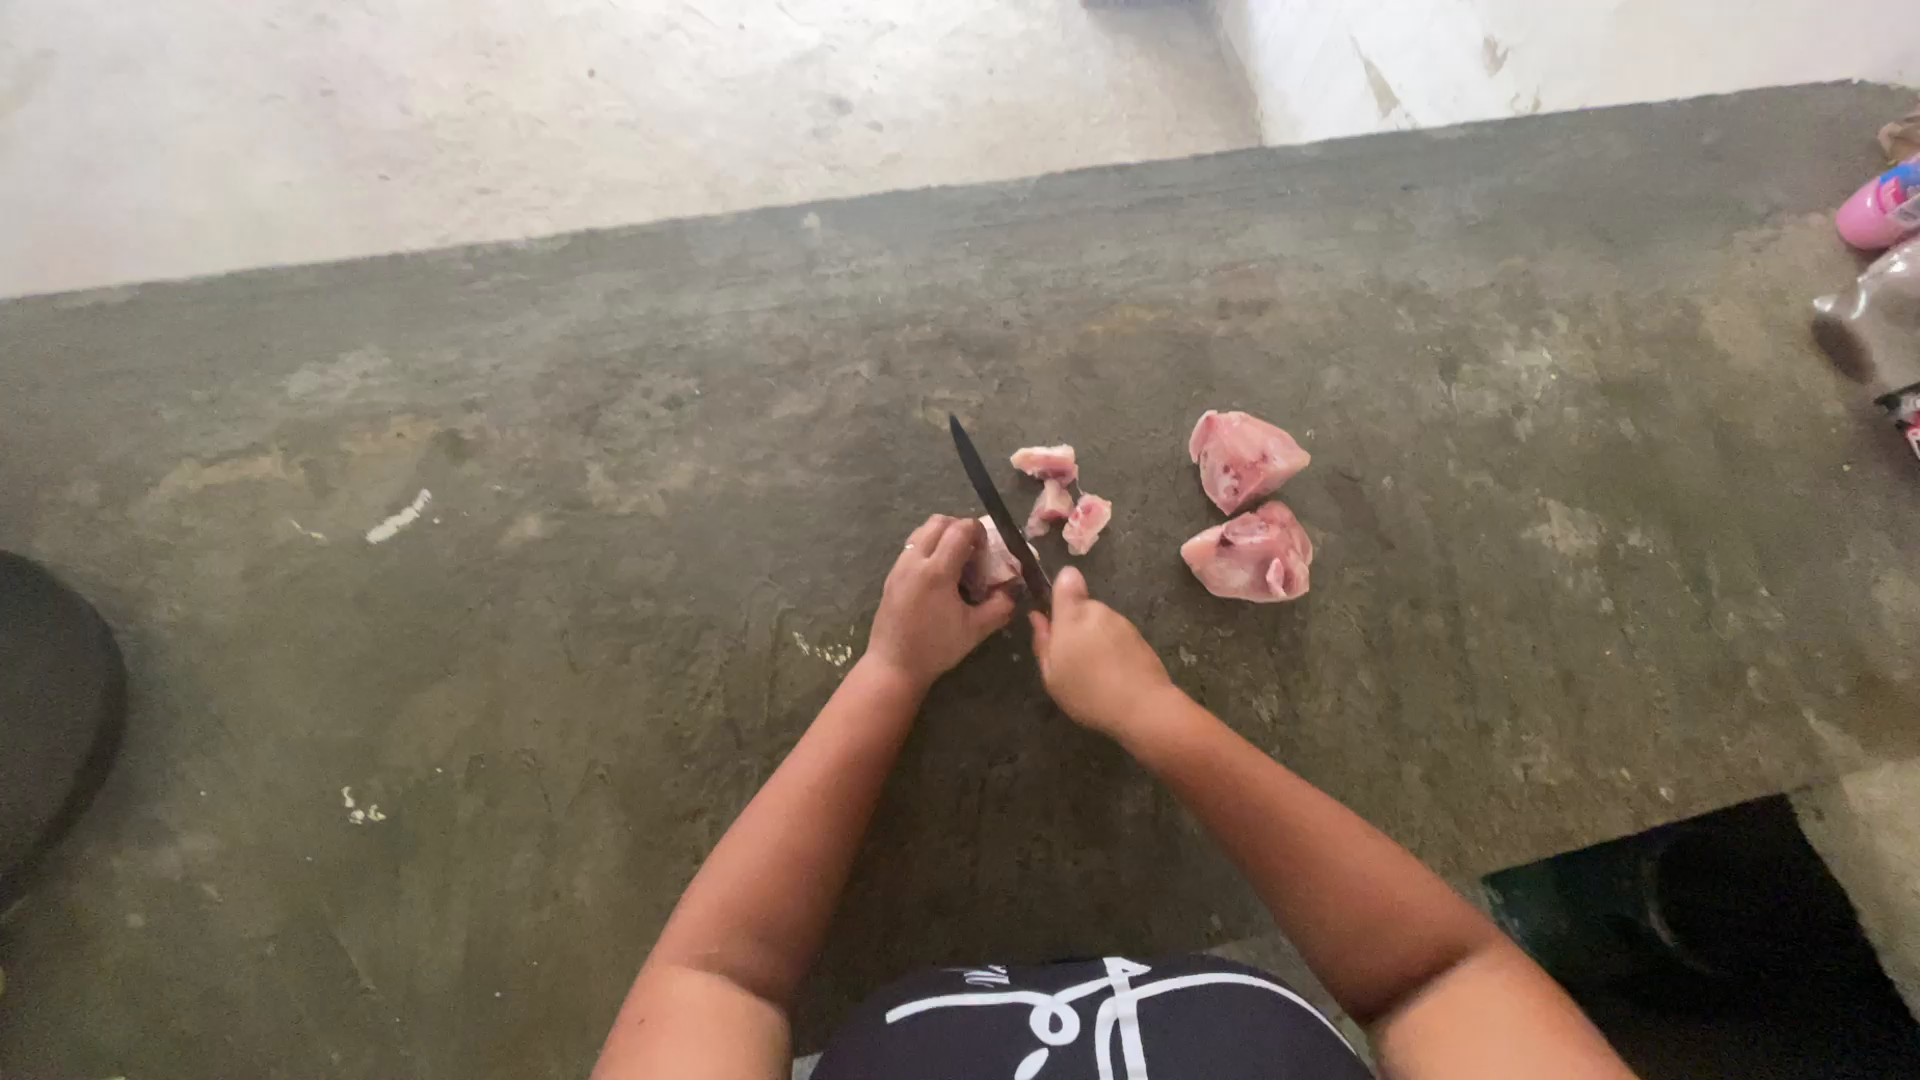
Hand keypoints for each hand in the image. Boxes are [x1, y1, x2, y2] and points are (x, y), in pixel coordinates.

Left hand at [865, 516, 1017, 689]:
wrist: (893, 665)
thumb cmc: (936, 648)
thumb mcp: (975, 630)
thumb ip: (1000, 606)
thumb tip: (1013, 590)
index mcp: (937, 571)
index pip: (960, 530)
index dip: (979, 532)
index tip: (987, 550)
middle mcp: (915, 561)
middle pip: (939, 522)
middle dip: (960, 528)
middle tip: (973, 551)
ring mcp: (899, 566)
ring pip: (922, 531)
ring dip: (942, 535)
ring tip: (956, 560)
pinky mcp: (891, 575)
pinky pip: (911, 546)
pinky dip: (928, 547)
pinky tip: (938, 574)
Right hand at [1029, 567, 1179, 738]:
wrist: (1142, 706)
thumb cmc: (1087, 692)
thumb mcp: (1052, 674)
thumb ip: (1043, 641)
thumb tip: (1037, 616)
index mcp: (1072, 616)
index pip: (1067, 581)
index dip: (1061, 590)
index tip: (1056, 613)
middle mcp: (1098, 611)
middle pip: (1082, 608)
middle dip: (1076, 625)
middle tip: (1072, 658)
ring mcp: (1122, 622)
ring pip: (1100, 622)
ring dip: (1095, 638)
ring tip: (1094, 670)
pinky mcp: (1139, 636)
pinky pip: (1117, 636)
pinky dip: (1112, 649)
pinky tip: (1113, 674)